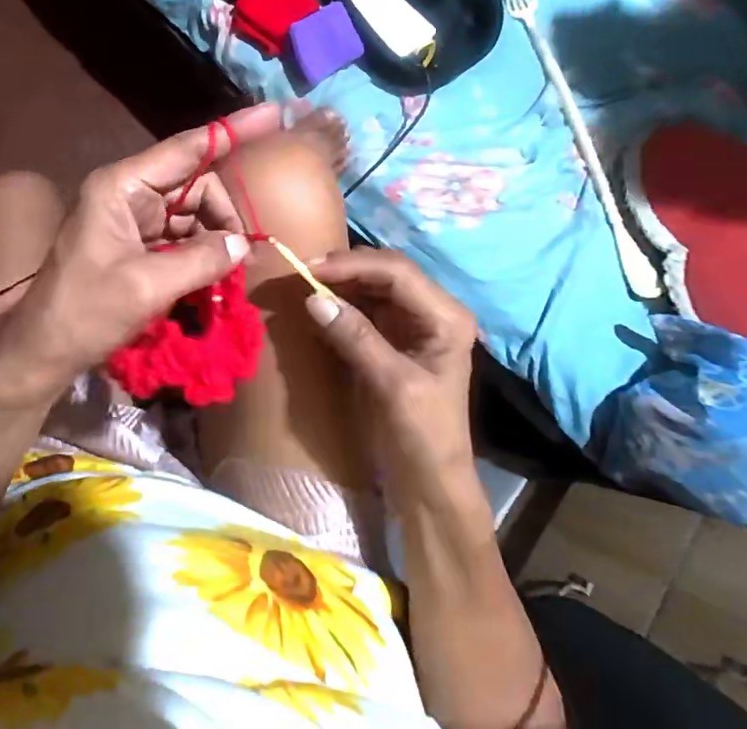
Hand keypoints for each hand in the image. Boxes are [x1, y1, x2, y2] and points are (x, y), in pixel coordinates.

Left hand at [0, 105, 287, 411]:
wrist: (44, 350)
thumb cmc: (86, 311)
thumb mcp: (148, 286)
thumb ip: (202, 259)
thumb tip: (242, 244)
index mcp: (121, 187)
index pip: (186, 148)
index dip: (233, 132)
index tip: (275, 114)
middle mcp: (127, 193)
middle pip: (194, 184)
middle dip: (223, 214)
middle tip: (244, 253)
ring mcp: (130, 218)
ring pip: (191, 212)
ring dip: (214, 237)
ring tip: (231, 272)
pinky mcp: (135, 244)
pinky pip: (179, 236)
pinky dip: (200, 252)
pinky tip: (216, 276)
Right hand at [304, 248, 480, 495]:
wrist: (428, 481)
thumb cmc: (423, 435)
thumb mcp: (392, 385)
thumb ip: (356, 338)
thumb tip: (313, 298)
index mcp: (446, 317)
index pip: (397, 272)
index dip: (353, 265)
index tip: (310, 270)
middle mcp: (432, 311)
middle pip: (385, 271)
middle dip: (344, 268)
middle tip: (301, 272)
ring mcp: (412, 323)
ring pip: (372, 285)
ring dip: (339, 282)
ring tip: (304, 283)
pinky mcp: (392, 337)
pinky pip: (363, 306)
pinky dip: (339, 301)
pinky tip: (317, 303)